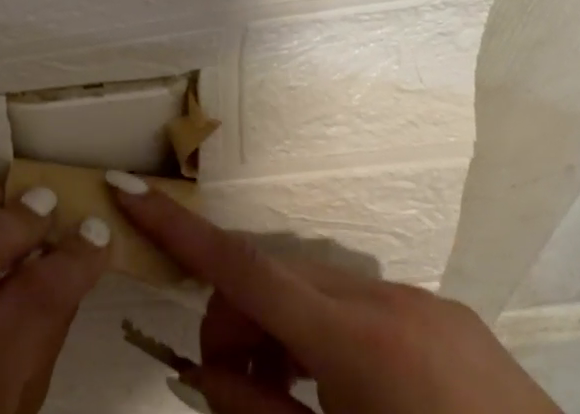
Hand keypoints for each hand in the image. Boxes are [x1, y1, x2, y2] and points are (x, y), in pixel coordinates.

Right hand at [105, 172, 562, 413]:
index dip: (174, 227)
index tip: (123, 188)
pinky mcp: (457, 322)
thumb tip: (206, 370)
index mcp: (358, 341)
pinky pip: (362, 305)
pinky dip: (329, 331)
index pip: (240, 265)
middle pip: (270, 277)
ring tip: (288, 394)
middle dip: (233, 318)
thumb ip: (255, 406)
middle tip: (229, 381)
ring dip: (281, 327)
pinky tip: (343, 388)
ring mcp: (431, 307)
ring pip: (314, 289)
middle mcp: (391, 303)